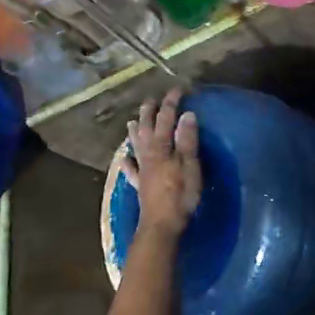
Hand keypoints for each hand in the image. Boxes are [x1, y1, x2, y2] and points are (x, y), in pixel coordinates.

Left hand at [126, 89, 201, 239]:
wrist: (161, 224)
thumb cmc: (180, 195)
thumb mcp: (190, 166)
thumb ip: (187, 140)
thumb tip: (187, 115)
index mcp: (161, 147)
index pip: (166, 118)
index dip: (171, 102)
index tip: (178, 89)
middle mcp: (148, 155)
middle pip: (147, 128)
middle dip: (149, 112)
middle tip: (152, 100)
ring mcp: (142, 170)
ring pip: (136, 145)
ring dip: (135, 131)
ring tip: (132, 121)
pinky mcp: (141, 185)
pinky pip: (131, 170)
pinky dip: (127, 162)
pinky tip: (124, 159)